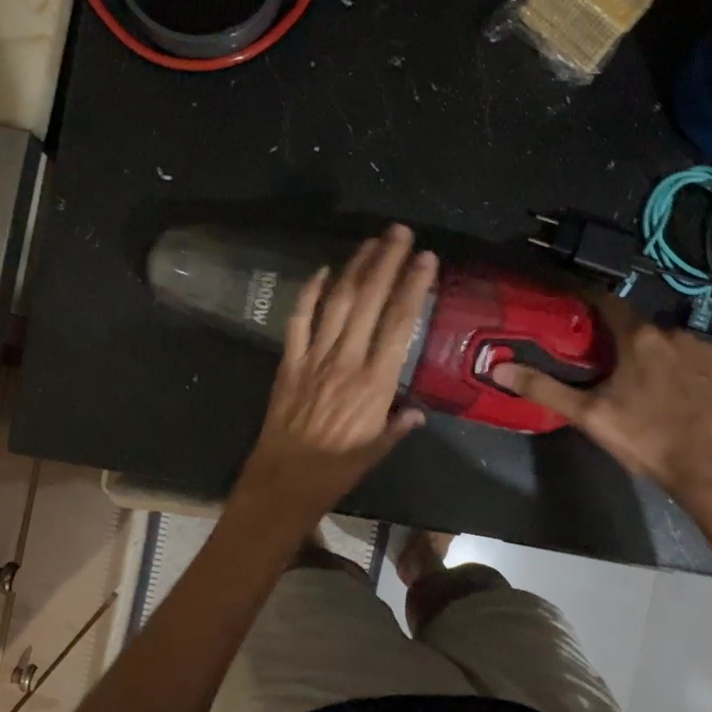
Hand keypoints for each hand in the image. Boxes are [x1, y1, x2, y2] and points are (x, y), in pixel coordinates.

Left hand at [237, 224, 438, 513]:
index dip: (414, 287)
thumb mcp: (377, 451)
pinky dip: (309, 294)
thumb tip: (418, 412)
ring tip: (371, 242)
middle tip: (400, 233)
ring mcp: (315, 358)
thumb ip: (399, 426)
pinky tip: (322, 272)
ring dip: (354, 268)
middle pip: (369, 301)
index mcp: (376, 383)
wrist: (285, 479)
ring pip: (337, 302)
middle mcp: (347, 361)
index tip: (426, 259)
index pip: (400, 324)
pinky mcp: (289, 362)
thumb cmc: (337, 469)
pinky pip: (299, 320)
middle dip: (386, 263)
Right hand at [492, 295, 711, 503]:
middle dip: (623, 341)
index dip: (587, 301)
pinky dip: (688, 370)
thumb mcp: (588, 416)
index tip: (572, 305)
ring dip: (657, 356)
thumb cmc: (646, 440)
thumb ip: (543, 388)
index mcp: (638, 338)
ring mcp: (709, 349)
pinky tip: (683, 395)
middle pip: (639, 328)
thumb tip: (498, 368)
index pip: (607, 302)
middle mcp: (675, 332)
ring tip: (648, 387)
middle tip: (608, 367)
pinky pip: (701, 360)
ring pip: (672, 344)